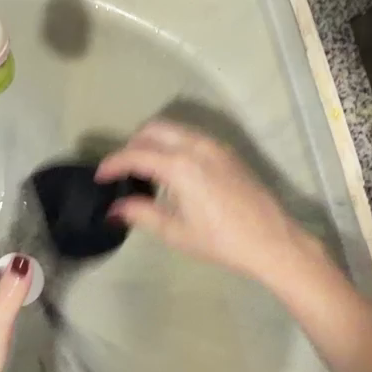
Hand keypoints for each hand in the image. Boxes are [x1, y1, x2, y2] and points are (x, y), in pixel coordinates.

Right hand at [96, 121, 328, 286]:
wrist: (272, 241)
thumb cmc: (221, 241)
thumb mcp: (176, 232)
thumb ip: (141, 214)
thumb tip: (114, 209)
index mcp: (180, 166)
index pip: (135, 154)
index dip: (113, 164)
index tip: (99, 176)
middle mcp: (196, 146)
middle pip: (153, 130)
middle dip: (132, 145)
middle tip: (122, 171)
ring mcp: (215, 146)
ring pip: (174, 130)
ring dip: (153, 142)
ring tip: (145, 171)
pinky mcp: (228, 152)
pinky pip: (191, 137)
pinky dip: (173, 145)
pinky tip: (172, 172)